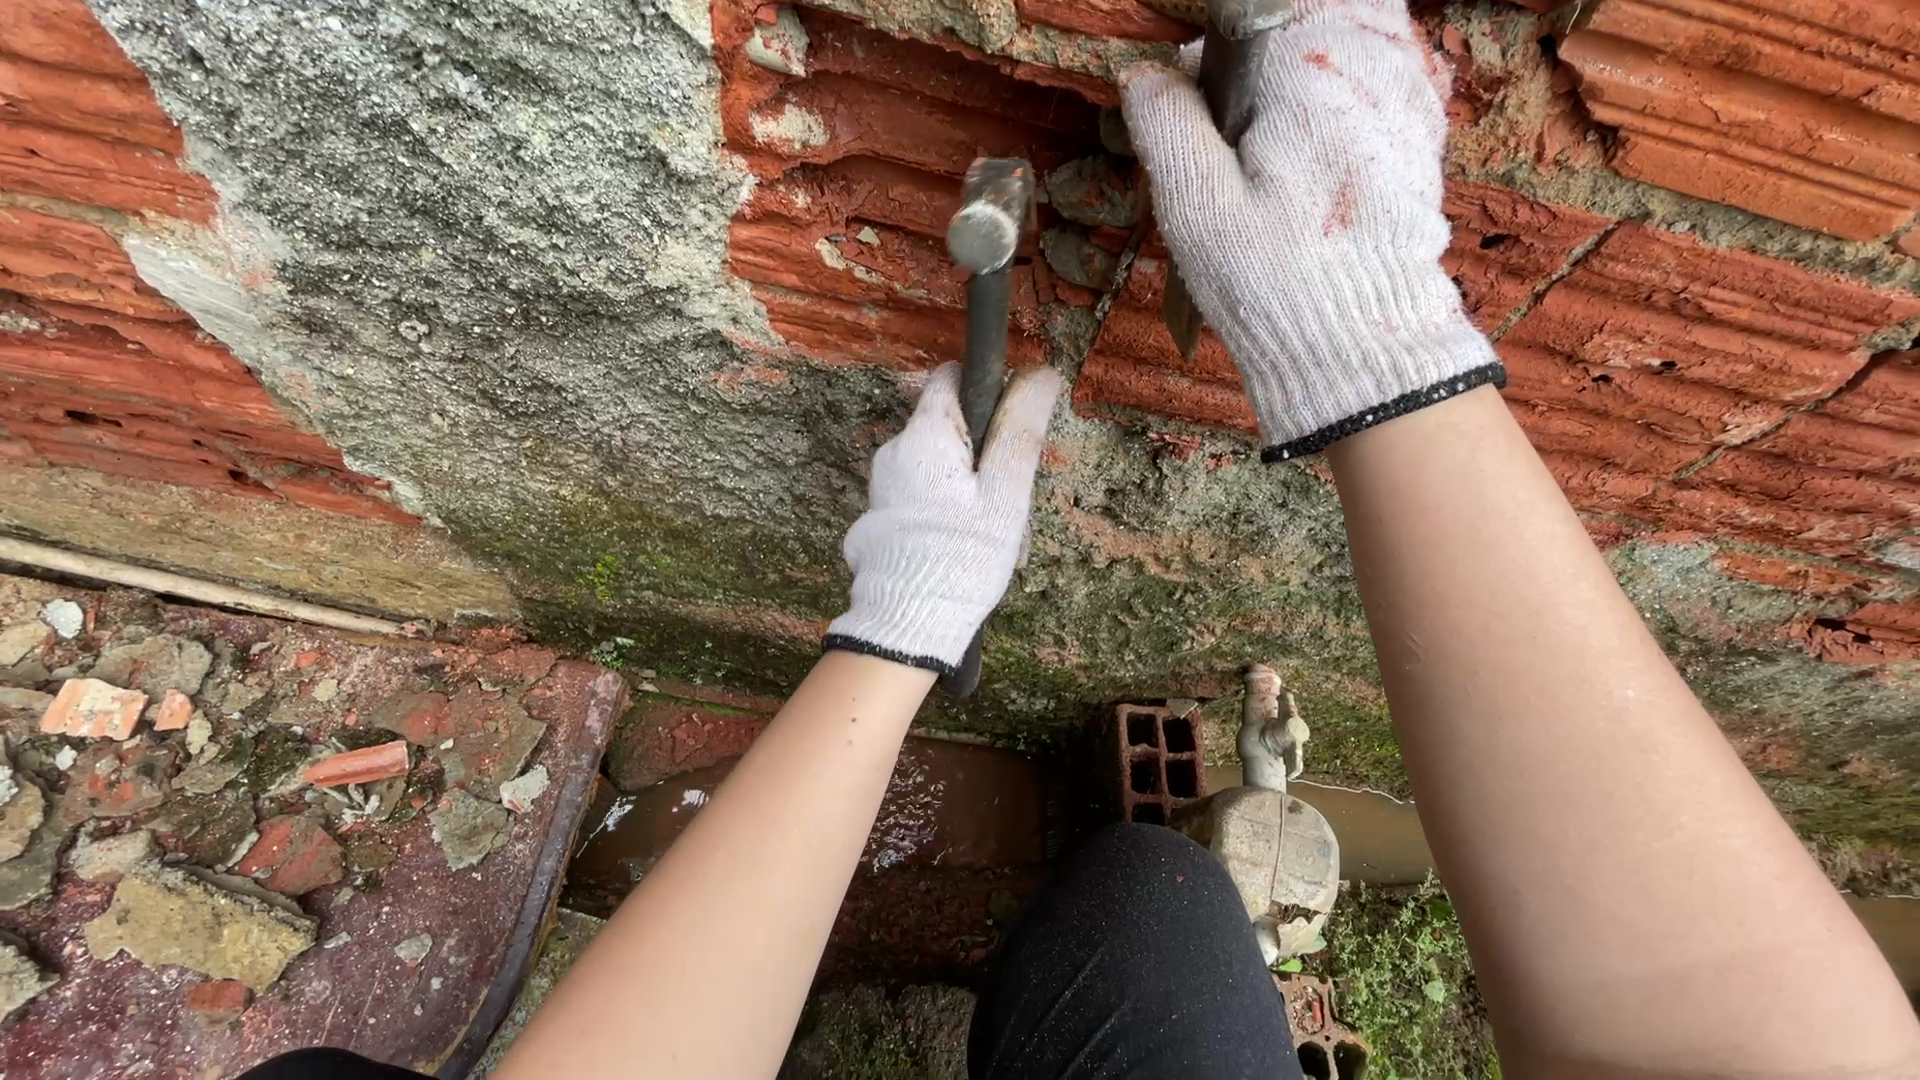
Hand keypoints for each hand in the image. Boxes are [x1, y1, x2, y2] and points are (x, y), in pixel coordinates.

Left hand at [824, 363, 1062, 674]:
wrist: (908, 622)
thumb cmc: (963, 553)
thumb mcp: (1006, 490)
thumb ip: (1021, 428)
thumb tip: (1041, 372)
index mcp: (923, 433)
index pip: (951, 378)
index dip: (985, 394)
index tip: (1005, 433)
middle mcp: (893, 450)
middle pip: (947, 428)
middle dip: (980, 454)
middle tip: (1003, 501)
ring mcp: (881, 485)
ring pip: (936, 466)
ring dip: (965, 488)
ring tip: (986, 533)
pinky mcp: (877, 516)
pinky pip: (920, 497)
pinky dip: (943, 510)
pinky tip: (960, 546)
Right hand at [1119, 0, 1500, 460]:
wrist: (1360, 346)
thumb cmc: (1274, 282)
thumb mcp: (1198, 209)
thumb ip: (1168, 126)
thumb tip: (1141, 69)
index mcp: (1314, 64)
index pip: (1256, 0)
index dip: (1210, 23)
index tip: (1180, 61)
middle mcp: (1377, 57)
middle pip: (1304, 6)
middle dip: (1249, 41)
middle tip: (1211, 99)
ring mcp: (1408, 86)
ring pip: (1341, 27)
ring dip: (1286, 61)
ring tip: (1248, 127)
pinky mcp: (1416, 124)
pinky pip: (1369, 66)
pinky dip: (1325, 84)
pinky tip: (1295, 140)